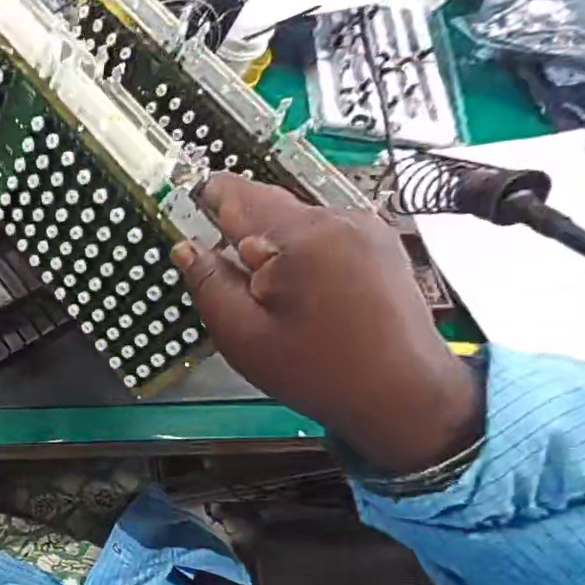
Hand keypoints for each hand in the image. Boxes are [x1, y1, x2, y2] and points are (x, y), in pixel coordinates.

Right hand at [171, 173, 482, 474]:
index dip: (205, 196)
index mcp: (302, 238)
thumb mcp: (243, 334)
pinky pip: (320, 234)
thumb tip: (185, 249)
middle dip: (234, 222)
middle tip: (206, 240)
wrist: (399, 392)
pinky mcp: (377, 245)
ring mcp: (364, 229)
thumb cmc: (318, 370)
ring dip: (264, 240)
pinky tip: (285, 283)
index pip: (238, 199)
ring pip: (294, 221)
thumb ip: (208, 285)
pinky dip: (293, 250)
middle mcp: (339, 220)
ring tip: (248, 278)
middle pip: (268, 206)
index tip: (185, 192)